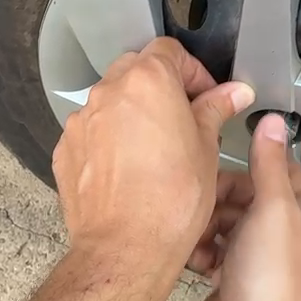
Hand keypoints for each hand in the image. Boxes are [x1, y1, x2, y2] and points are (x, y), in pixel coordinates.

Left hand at [52, 37, 253, 285]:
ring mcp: (81, 122)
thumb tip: (234, 93)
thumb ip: (216, 110)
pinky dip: (110, 140)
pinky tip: (130, 170)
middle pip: (137, 70)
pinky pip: (92, 132)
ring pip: (112, 102)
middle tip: (184, 120)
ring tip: (156, 151)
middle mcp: (107, 93)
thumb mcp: (207, 149)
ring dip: (134, 114)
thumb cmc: (171, 201)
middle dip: (161, 88)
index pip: (170, 52)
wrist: (126, 248)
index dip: (193, 72)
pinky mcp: (66, 150)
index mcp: (147, 82)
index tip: (207, 97)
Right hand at [191, 113, 300, 300]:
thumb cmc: (273, 288)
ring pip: (228, 224)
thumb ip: (269, 164)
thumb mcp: (273, 210)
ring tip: (199, 237)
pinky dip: (202, 252)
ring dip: (208, 227)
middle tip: (206, 206)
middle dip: (223, 201)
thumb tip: (273, 123)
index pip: (285, 174)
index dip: (254, 167)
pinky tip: (196, 261)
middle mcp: (292, 240)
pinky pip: (214, 251)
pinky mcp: (236, 281)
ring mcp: (262, 262)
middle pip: (250, 198)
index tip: (226, 163)